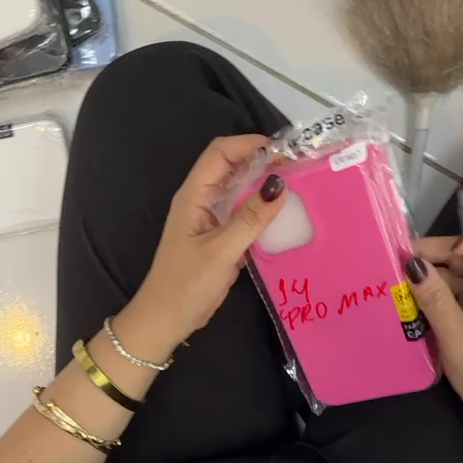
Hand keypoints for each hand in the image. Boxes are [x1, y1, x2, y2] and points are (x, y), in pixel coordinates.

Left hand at [121, 134, 283, 358]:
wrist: (166, 319)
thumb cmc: (186, 284)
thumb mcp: (222, 251)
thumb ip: (251, 218)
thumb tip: (280, 185)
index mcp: (193, 196)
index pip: (220, 153)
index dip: (249, 144)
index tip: (282, 150)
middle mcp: (201, 201)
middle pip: (232, 167)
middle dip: (261, 160)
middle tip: (297, 166)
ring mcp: (210, 219)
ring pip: (239, 189)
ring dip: (263, 184)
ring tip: (296, 184)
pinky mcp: (219, 237)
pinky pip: (242, 213)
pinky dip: (260, 208)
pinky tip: (282, 214)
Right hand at [404, 216, 462, 425]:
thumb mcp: (457, 337)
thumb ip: (435, 299)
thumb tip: (412, 265)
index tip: (454, 252)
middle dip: (439, 252)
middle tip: (403, 264)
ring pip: (459, 272)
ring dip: (430, 275)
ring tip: (399, 285)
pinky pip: (452, 293)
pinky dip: (431, 293)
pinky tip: (409, 303)